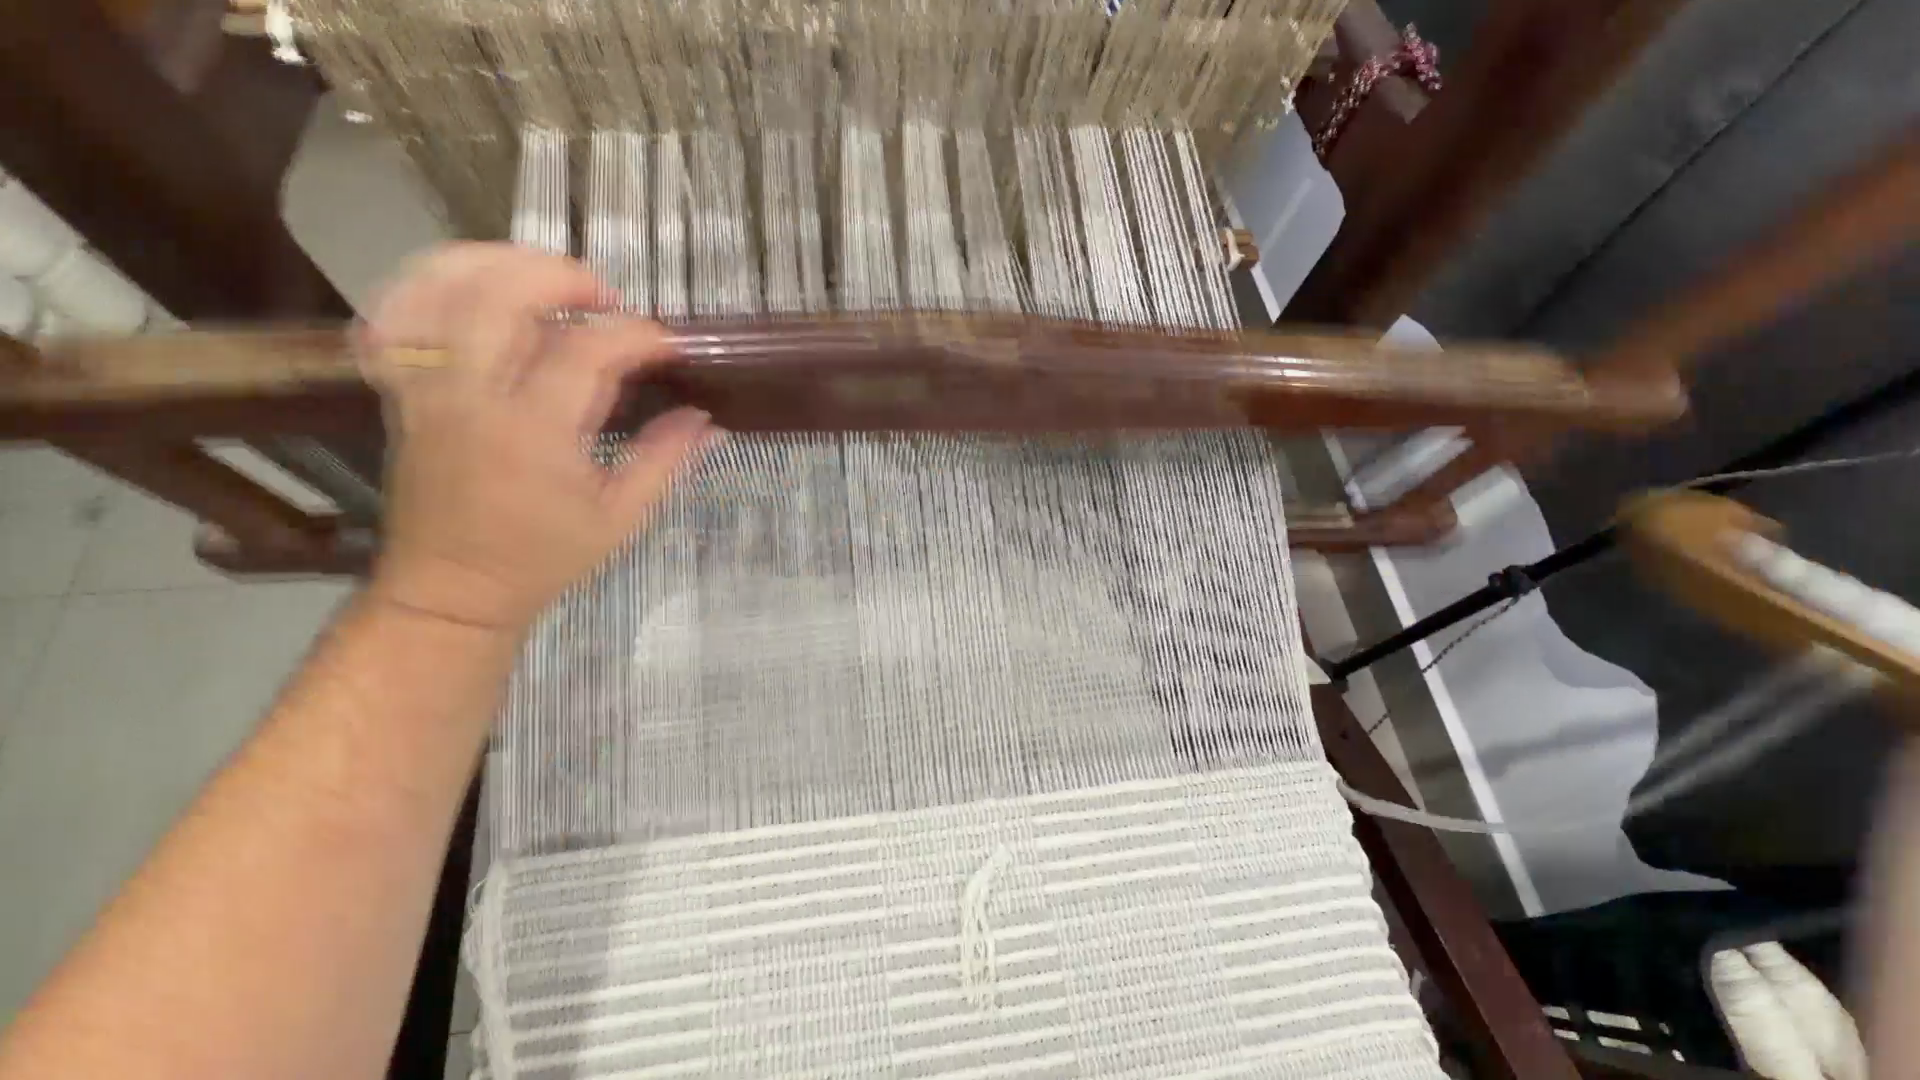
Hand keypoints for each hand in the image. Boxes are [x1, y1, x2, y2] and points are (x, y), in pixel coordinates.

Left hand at [359, 243, 714, 631]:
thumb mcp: (620, 519)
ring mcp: (427, 389)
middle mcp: (471, 398)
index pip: (588, 351)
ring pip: (439, 289)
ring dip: (494, 263)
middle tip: (603, 297)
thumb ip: (664, 461)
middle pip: (499, 295)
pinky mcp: (403, 391)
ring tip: (540, 277)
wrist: (451, 590)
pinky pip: (397, 316)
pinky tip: (470, 286)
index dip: (638, 335)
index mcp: (533, 433)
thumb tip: (707, 418)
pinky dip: (429, 286)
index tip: (668, 344)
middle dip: (560, 277)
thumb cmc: (541, 558)